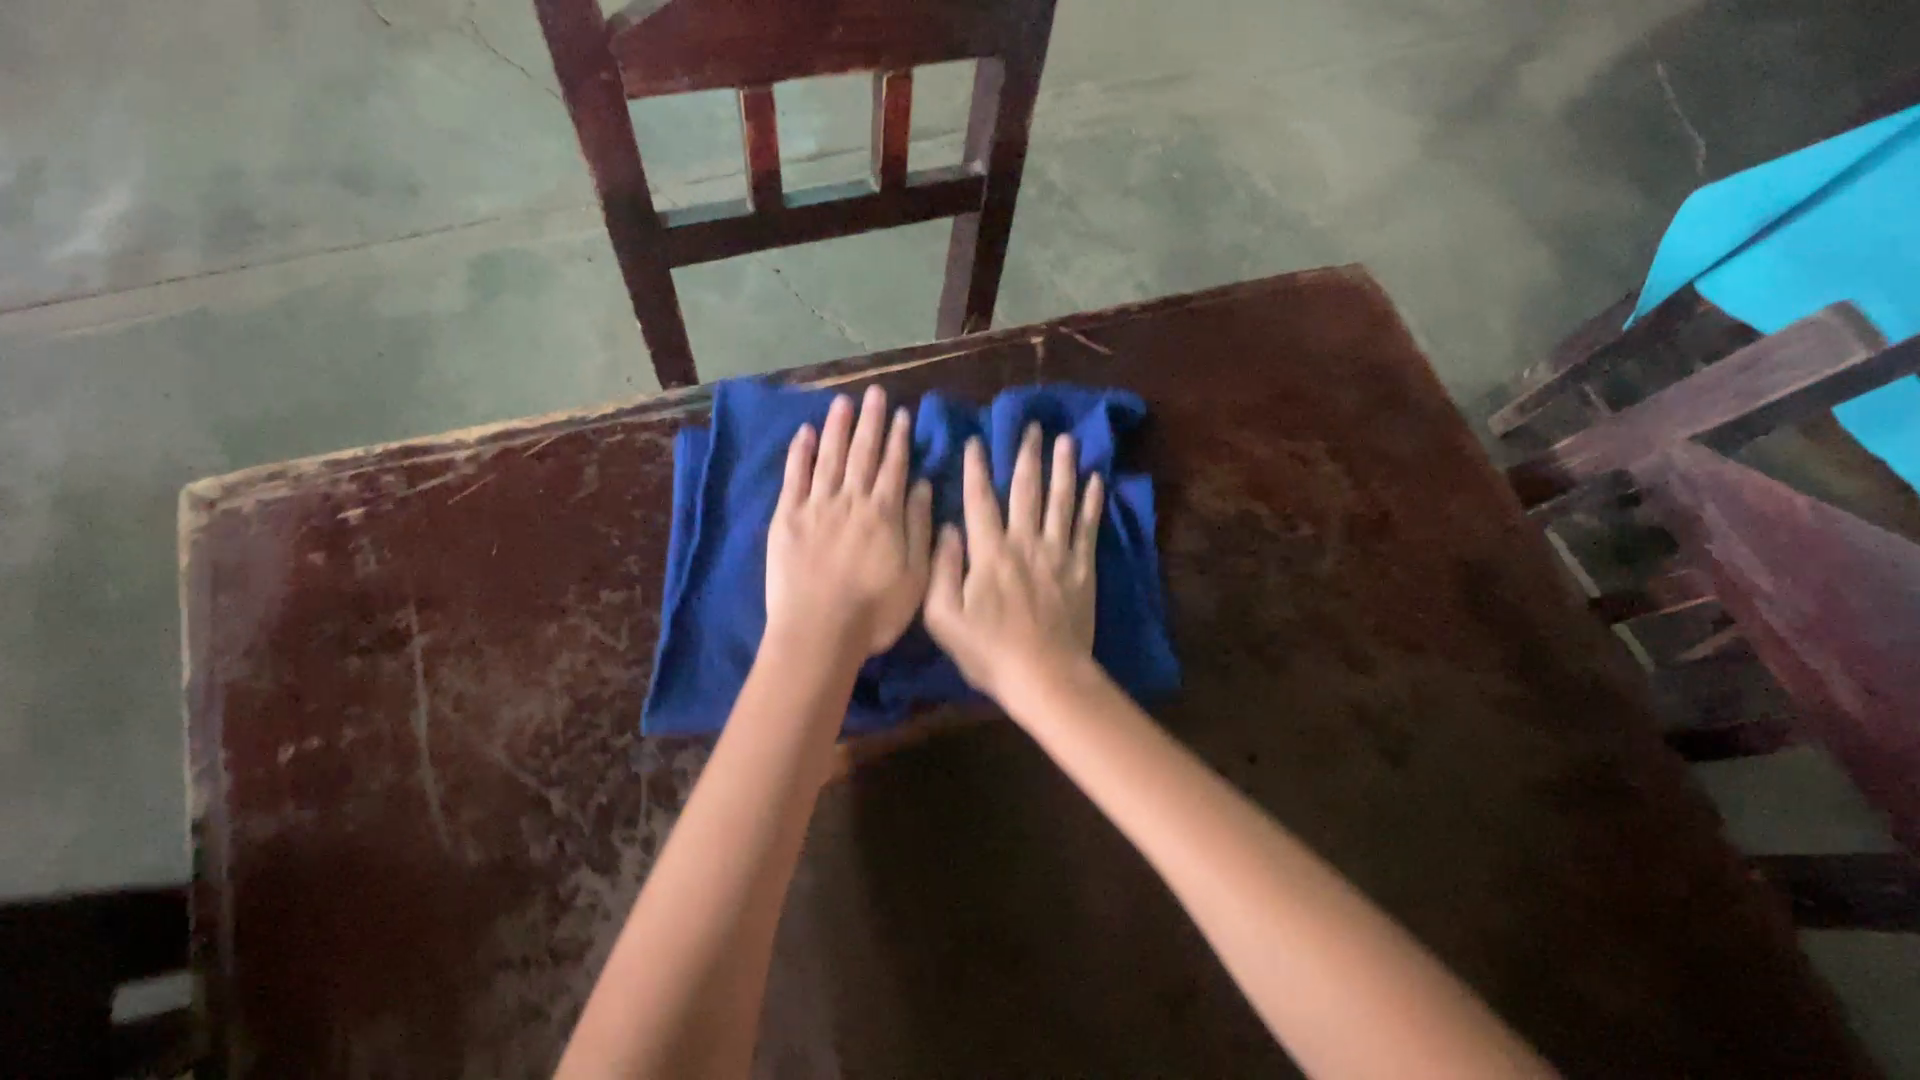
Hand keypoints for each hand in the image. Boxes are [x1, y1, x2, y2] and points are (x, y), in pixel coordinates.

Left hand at [766, 385, 932, 659]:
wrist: (819, 631)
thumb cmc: (875, 612)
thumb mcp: (916, 575)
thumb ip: (919, 527)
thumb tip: (921, 485)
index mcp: (885, 513)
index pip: (894, 466)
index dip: (899, 439)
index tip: (902, 414)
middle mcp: (851, 500)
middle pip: (862, 453)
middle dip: (870, 421)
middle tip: (874, 394)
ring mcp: (817, 506)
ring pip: (829, 457)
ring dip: (837, 428)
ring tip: (843, 402)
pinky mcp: (787, 518)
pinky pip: (794, 477)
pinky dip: (800, 453)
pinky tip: (805, 434)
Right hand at [925, 424, 1103, 704]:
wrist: (1045, 676)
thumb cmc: (988, 651)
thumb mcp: (944, 617)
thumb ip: (940, 568)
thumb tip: (946, 527)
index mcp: (989, 552)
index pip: (980, 500)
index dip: (976, 469)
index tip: (976, 441)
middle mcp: (1025, 542)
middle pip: (1026, 490)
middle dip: (1027, 455)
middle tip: (1031, 426)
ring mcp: (1058, 554)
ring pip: (1061, 500)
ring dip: (1063, 468)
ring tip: (1065, 440)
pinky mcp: (1082, 569)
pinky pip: (1088, 527)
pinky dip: (1092, 502)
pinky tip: (1097, 480)